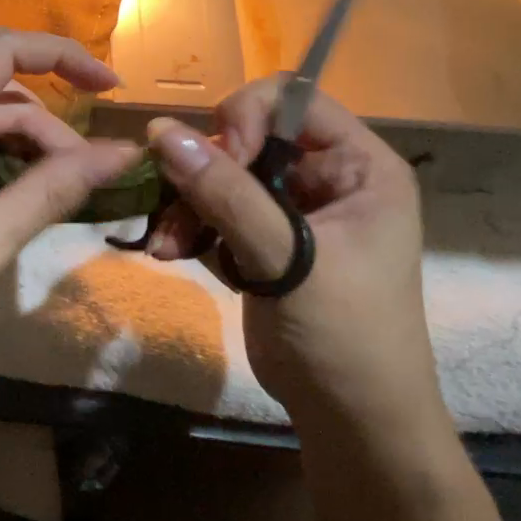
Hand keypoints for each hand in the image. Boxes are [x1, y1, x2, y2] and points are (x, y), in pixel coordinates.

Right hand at [142, 79, 439, 424]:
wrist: (351, 419)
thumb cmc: (345, 334)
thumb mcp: (287, 258)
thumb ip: (225, 191)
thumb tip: (160, 130)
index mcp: (360, 167)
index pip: (292, 101)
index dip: (247, 119)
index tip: (222, 163)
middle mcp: (327, 177)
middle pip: (246, 138)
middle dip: (202, 170)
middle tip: (172, 206)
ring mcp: (292, 209)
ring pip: (219, 174)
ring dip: (184, 204)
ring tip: (166, 244)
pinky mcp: (262, 239)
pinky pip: (211, 208)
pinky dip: (187, 227)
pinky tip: (171, 253)